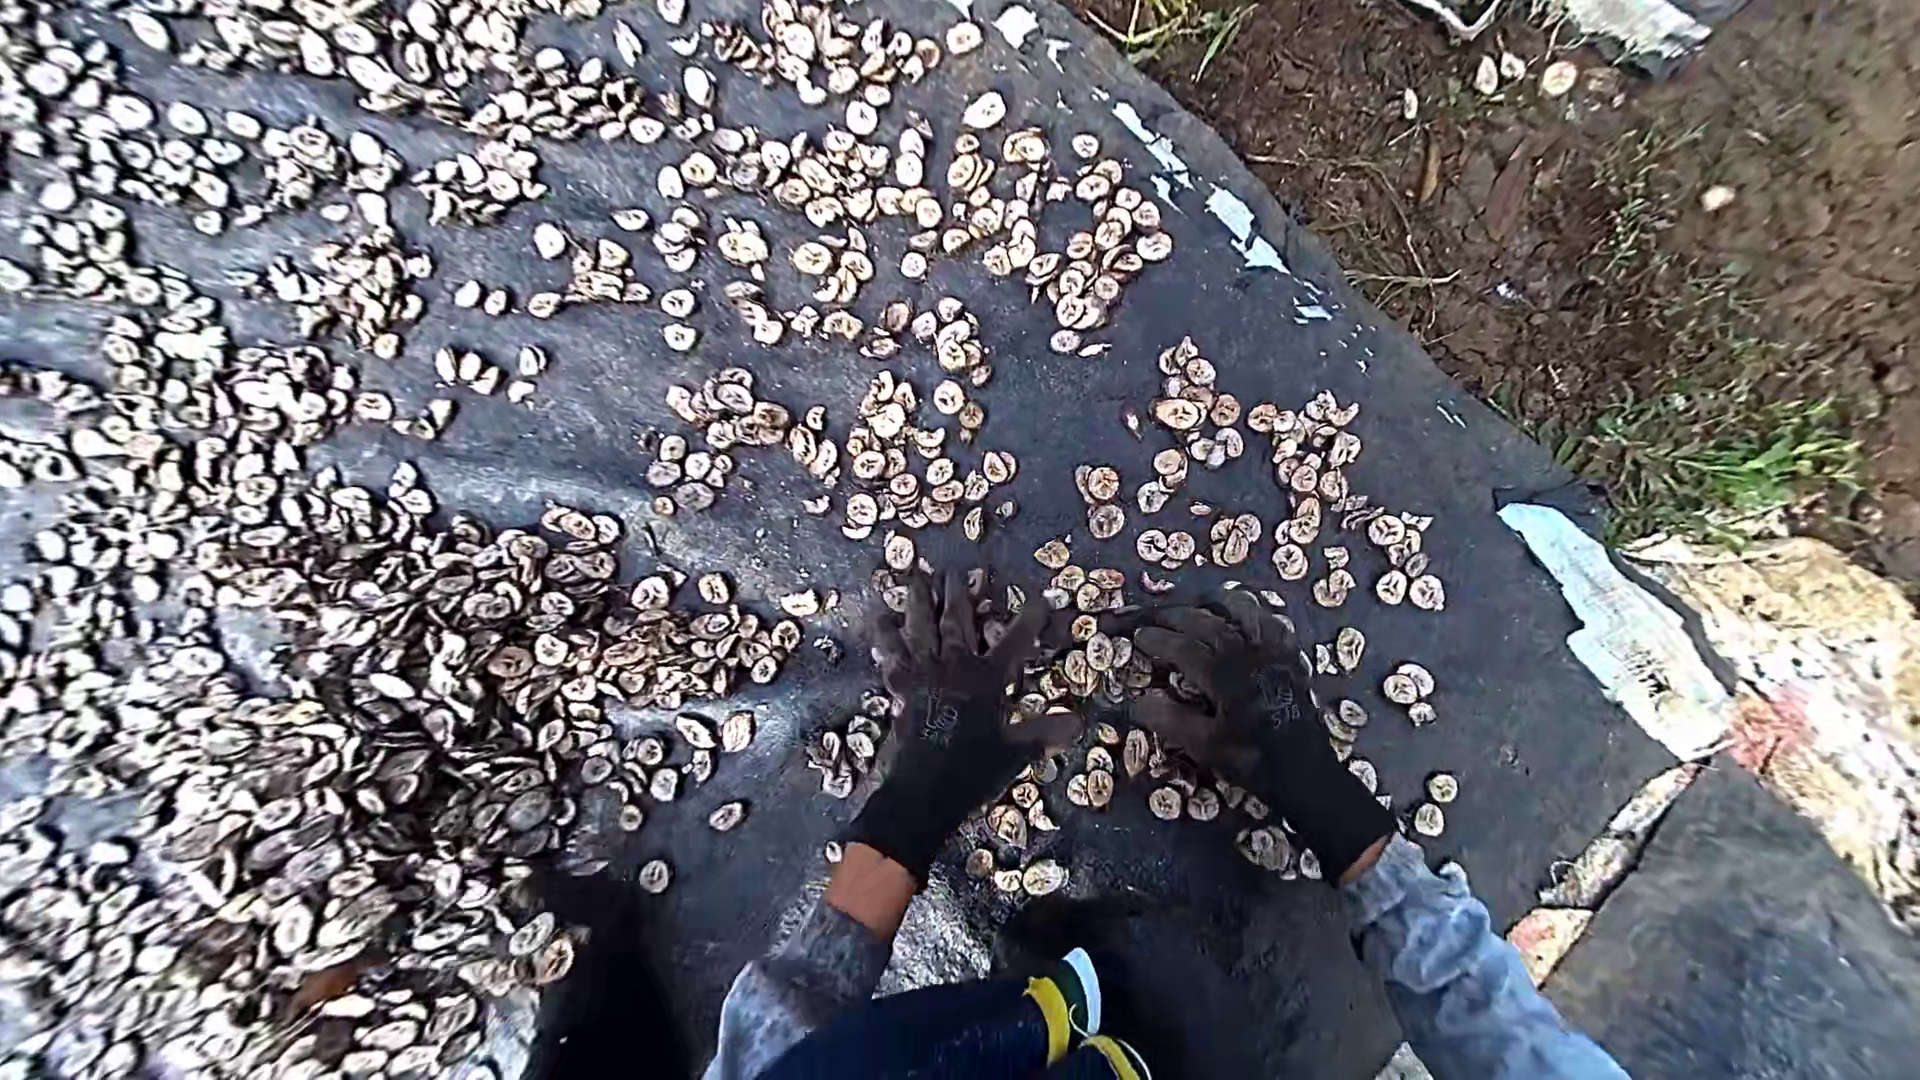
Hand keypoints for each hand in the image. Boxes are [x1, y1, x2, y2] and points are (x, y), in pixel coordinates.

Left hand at [849, 572, 1077, 883]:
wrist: (924, 790)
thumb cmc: (972, 771)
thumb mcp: (1015, 753)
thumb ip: (1044, 732)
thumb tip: (1079, 722)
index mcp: (987, 679)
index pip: (1015, 642)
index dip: (1029, 619)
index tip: (1038, 598)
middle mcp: (955, 666)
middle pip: (959, 621)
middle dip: (960, 594)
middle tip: (956, 570)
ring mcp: (925, 672)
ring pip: (922, 627)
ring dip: (920, 601)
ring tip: (916, 576)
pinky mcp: (901, 685)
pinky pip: (891, 654)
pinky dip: (886, 636)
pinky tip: (880, 618)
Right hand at [1131, 589, 1393, 881]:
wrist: (1308, 774)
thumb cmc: (1253, 761)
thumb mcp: (1205, 747)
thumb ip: (1170, 720)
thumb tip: (1138, 699)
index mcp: (1225, 675)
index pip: (1183, 646)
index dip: (1156, 638)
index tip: (1137, 636)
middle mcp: (1249, 654)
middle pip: (1207, 621)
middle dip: (1175, 616)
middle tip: (1155, 617)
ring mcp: (1273, 652)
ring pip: (1243, 611)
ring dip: (1214, 604)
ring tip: (1196, 605)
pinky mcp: (1290, 657)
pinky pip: (1270, 622)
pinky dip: (1251, 613)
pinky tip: (1241, 618)